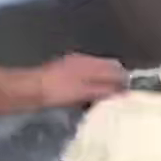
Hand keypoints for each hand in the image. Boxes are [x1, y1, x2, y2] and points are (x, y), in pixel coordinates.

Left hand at [13, 54, 128, 108]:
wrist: (30, 89)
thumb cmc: (59, 91)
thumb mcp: (85, 92)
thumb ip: (106, 90)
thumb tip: (125, 91)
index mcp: (90, 63)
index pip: (116, 68)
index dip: (126, 80)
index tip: (131, 95)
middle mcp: (84, 60)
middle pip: (108, 68)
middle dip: (117, 81)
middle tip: (121, 99)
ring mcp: (74, 65)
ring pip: (98, 73)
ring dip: (105, 84)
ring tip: (109, 100)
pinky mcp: (66, 73)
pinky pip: (88, 77)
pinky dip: (94, 85)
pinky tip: (92, 97)